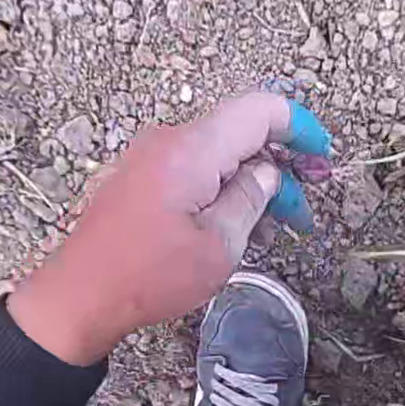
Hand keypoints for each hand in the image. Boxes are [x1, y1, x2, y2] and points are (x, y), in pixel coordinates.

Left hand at [9, 92, 327, 364]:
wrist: (81, 295)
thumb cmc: (151, 275)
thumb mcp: (219, 244)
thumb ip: (250, 198)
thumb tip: (267, 171)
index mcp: (193, 150)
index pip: (259, 110)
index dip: (299, 126)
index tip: (323, 156)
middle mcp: (171, 142)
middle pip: (241, 134)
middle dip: (280, 167)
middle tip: (303, 211)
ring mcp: (153, 158)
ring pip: (220, 156)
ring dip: (253, 185)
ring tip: (274, 229)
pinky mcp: (143, 178)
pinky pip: (196, 171)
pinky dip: (226, 190)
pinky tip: (238, 226)